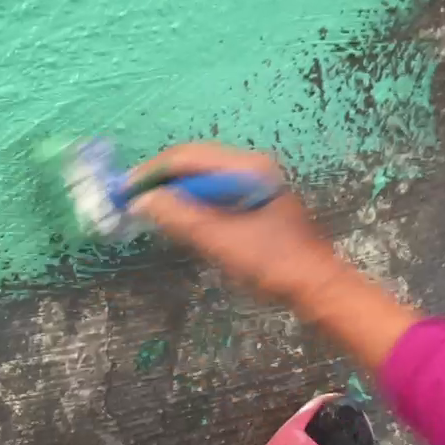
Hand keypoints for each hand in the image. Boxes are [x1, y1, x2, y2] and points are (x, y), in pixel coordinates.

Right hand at [128, 142, 346, 305]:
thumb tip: (143, 201)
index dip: (152, 172)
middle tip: (133, 202)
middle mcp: (251, 167)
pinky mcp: (256, 203)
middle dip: (162, 181)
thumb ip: (179, 217)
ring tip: (151, 212)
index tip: (126, 190)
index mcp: (246, 167)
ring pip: (203, 180)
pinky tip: (182, 222)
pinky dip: (193, 205)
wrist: (318, 288)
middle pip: (195, 164)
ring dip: (176, 194)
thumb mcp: (220, 240)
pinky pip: (215, 195)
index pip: (187, 156)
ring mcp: (255, 184)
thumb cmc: (273, 263)